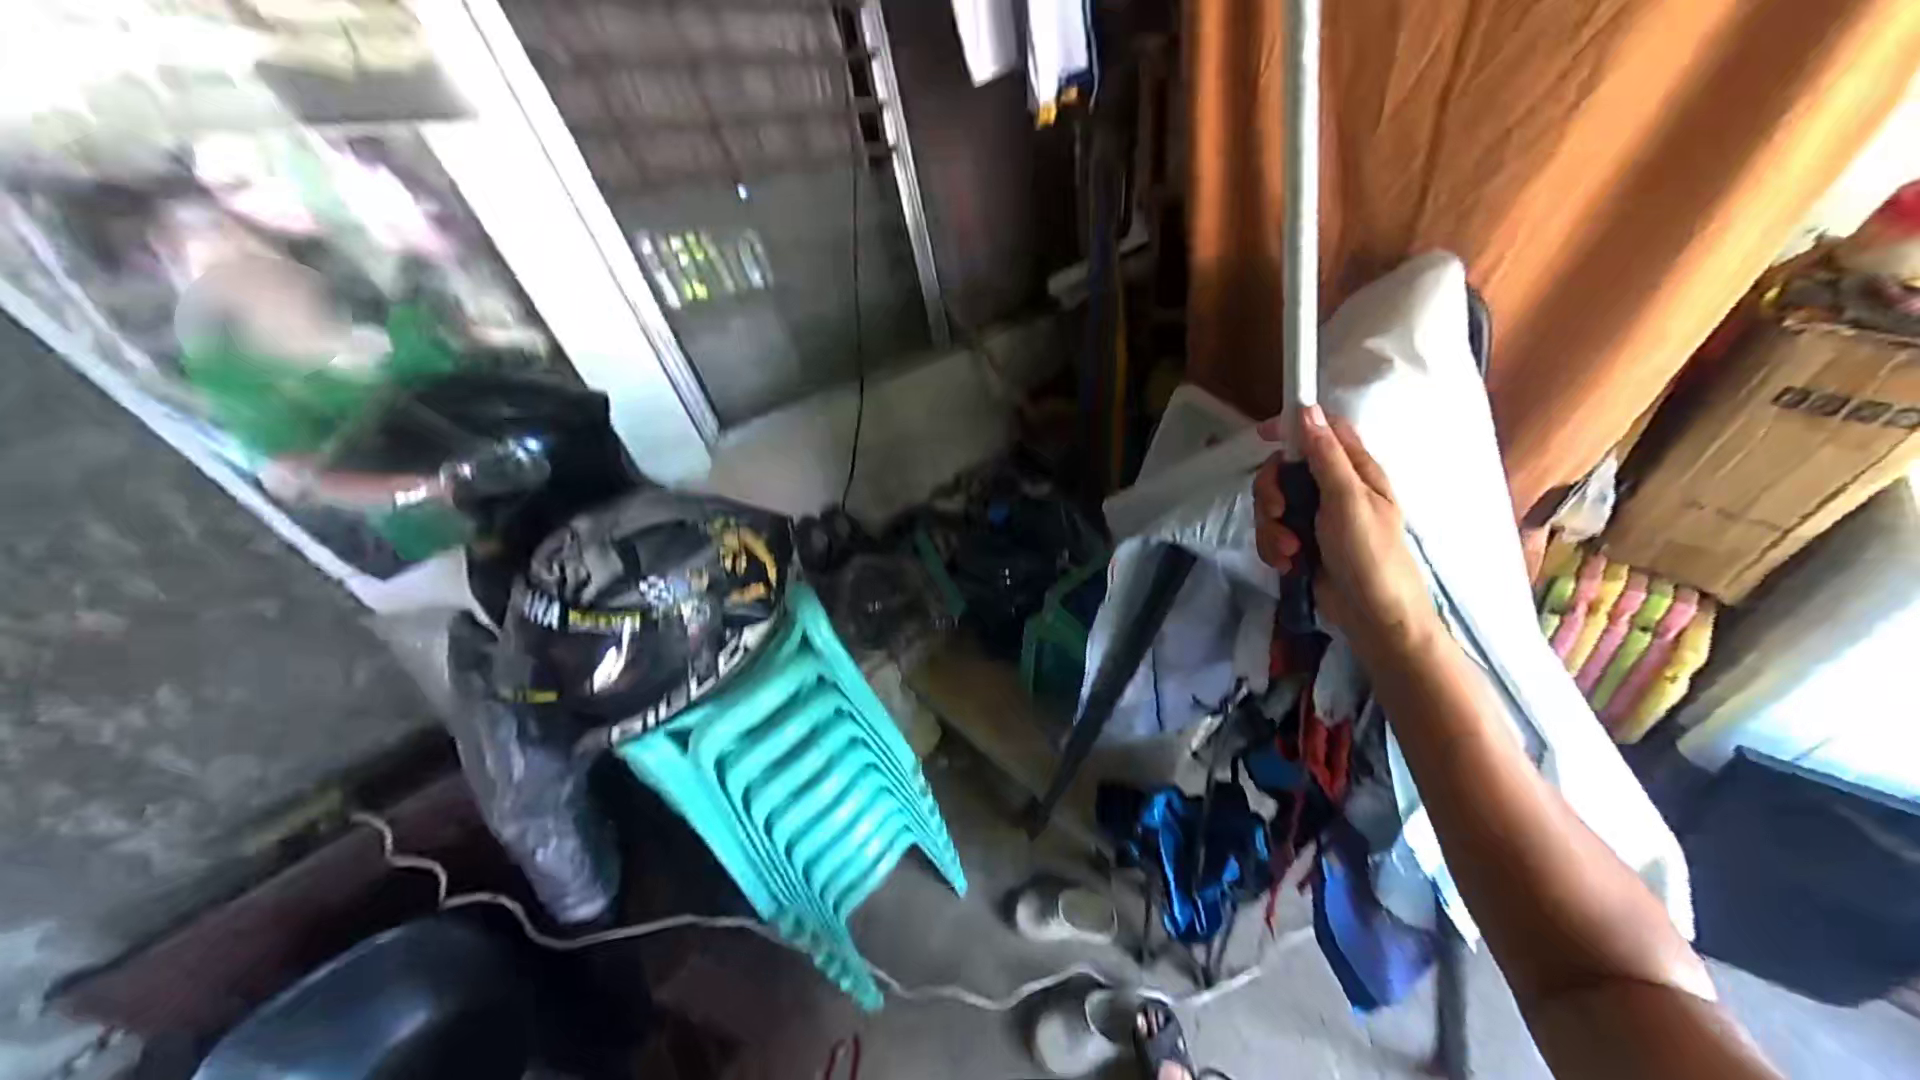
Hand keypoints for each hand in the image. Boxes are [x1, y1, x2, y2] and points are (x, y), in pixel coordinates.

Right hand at [1252, 405, 1438, 659]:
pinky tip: (1287, 563)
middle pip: (1284, 470)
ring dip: (1272, 528)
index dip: (1293, 427)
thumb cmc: (1371, 554)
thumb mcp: (1348, 500)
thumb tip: (1307, 410)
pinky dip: (1273, 548)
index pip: (1321, 431)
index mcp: (1354, 470)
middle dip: (1272, 493)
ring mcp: (1314, 518)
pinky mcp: (1301, 543)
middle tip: (1279, 512)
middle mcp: (1331, 489)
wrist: (1373, 615)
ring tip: (1289, 551)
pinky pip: (1271, 533)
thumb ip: (1325, 456)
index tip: (1263, 435)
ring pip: (1272, 504)